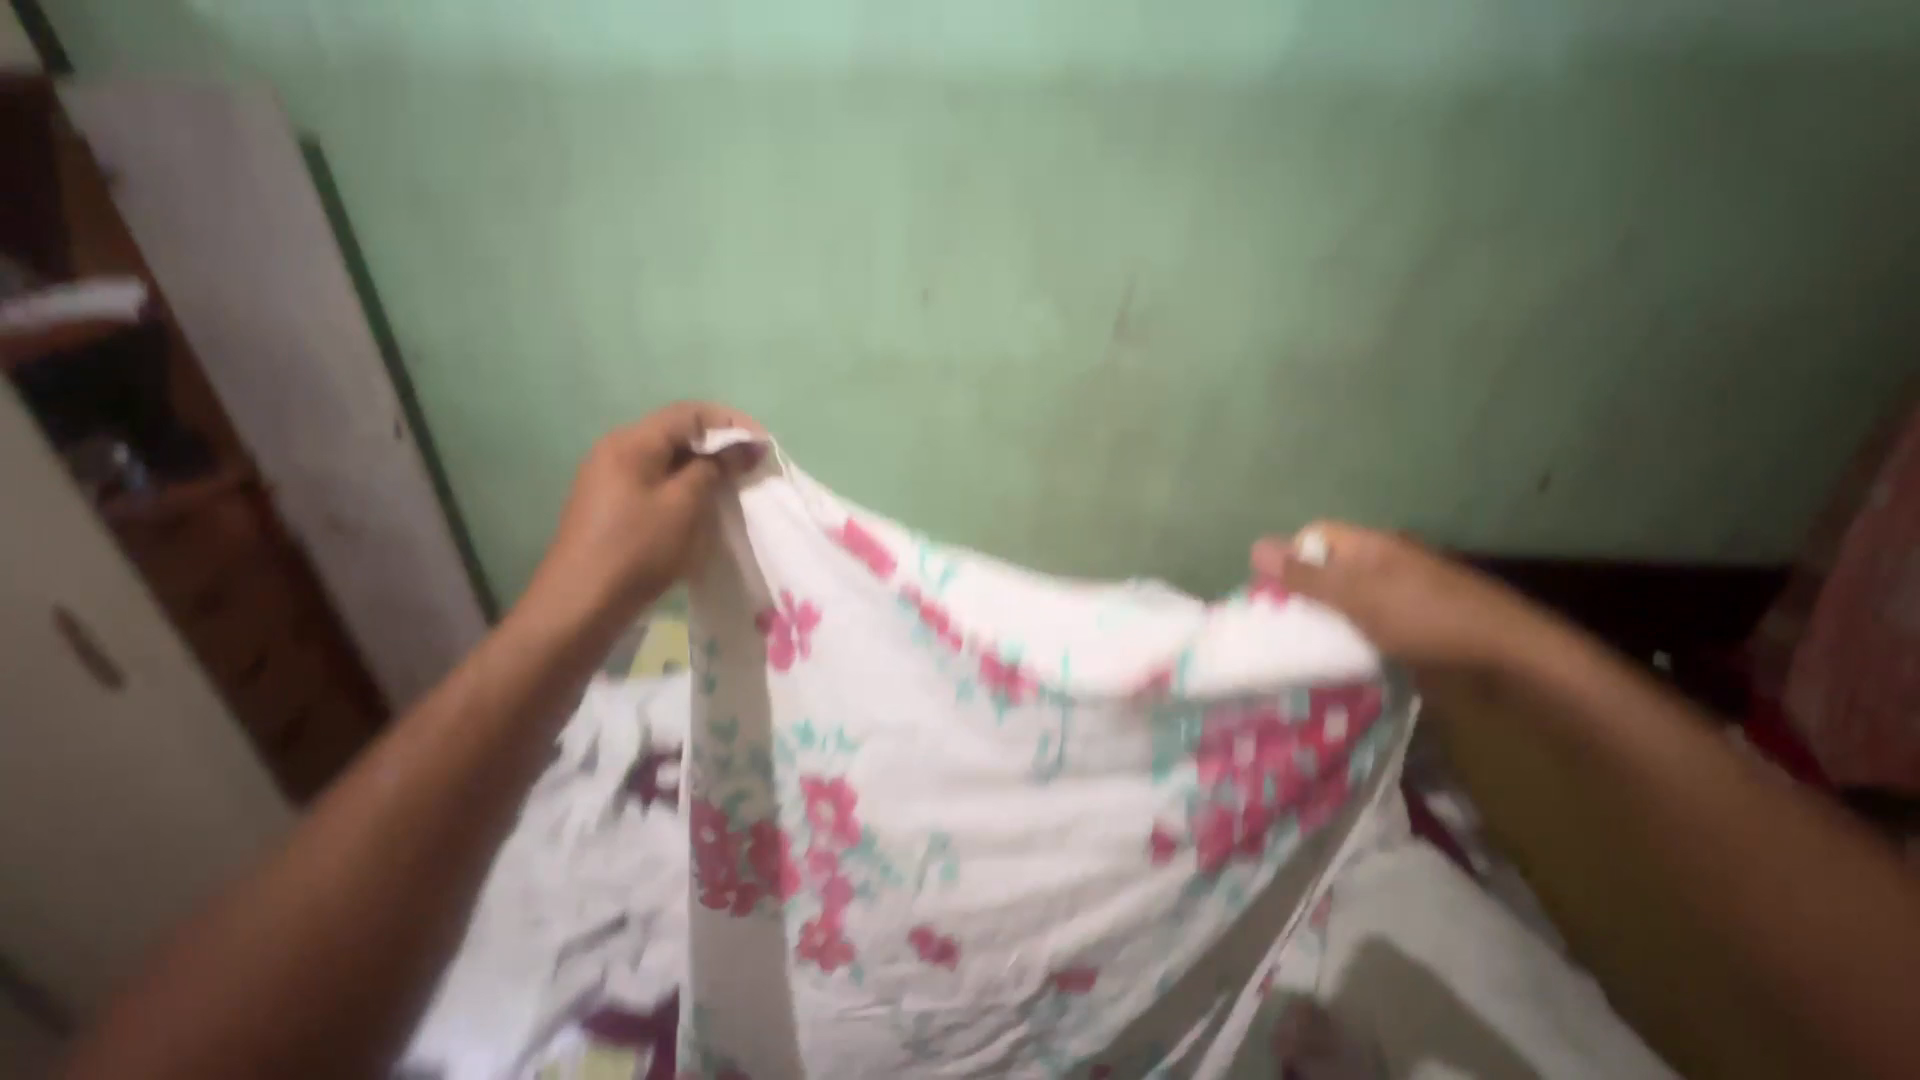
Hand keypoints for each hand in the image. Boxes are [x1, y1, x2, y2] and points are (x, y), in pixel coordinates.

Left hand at [521, 402, 762, 629]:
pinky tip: (703, 504)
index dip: (730, 423)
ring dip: (703, 466)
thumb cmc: (636, 549)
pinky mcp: (611, 503)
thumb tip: (744, 445)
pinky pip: (655, 479)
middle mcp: (616, 449)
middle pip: (676, 432)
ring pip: (667, 458)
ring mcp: (609, 477)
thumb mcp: (683, 506)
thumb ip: (714, 469)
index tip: (763, 445)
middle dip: (718, 444)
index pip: (688, 413)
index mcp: (631, 442)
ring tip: (734, 485)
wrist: (581, 603)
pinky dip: (684, 484)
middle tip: (753, 466)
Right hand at [1251, 522, 1551, 673]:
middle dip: (1304, 596)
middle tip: (1281, 629)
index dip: (1291, 559)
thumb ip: (1306, 576)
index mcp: (1372, 546)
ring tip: (1304, 652)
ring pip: (1348, 603)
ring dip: (1327, 624)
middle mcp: (1385, 565)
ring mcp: (1403, 597)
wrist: (1507, 658)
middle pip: (1329, 571)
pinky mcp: (1415, 629)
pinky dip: (1352, 642)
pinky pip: (1369, 629)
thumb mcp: (1357, 596)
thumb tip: (1255, 545)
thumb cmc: (1426, 619)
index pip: (1316, 536)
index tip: (1274, 596)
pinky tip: (1342, 664)